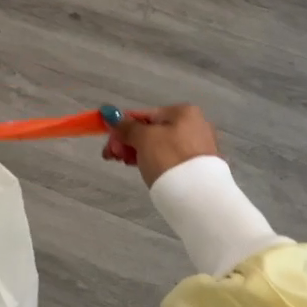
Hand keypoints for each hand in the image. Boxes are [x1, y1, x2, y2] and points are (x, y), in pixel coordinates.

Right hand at [103, 104, 219, 187]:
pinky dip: (154, 161)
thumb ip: (125, 127)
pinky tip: (144, 169)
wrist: (197, 194)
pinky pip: (169, 157)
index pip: (143, 115)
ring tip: (126, 164)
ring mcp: (198, 145)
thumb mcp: (142, 138)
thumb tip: (110, 115)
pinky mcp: (198, 164)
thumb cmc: (168, 158)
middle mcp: (194, 124)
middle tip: (113, 156)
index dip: (121, 128)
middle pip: (151, 130)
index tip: (109, 143)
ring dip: (138, 152)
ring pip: (159, 145)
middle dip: (128, 142)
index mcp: (182, 112)